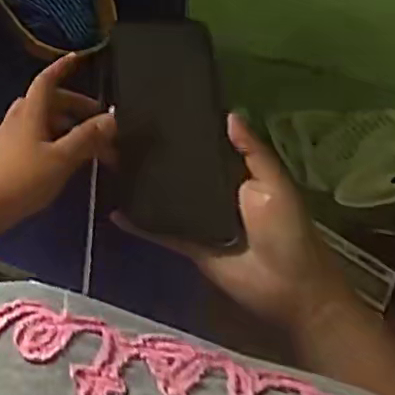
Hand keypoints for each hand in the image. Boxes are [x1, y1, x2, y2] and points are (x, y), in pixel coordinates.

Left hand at [0, 53, 116, 240]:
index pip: (47, 80)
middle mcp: (19, 117)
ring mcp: (10, 135)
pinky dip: (57, 141)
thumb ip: (85, 138)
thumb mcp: (60, 159)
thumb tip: (111, 117)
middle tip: (102, 123)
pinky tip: (68, 162)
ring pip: (44, 121)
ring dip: (69, 128)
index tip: (78, 58)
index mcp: (30, 111)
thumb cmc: (20, 179)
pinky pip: (37, 137)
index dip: (62, 68)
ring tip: (93, 150)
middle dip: (76, 107)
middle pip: (49, 102)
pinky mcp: (7, 154)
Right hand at [115, 113, 358, 333]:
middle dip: (145, 151)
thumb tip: (229, 112)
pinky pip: (154, 229)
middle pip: (171, 167)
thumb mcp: (277, 185)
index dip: (176, 127)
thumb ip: (254, 152)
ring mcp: (191, 217)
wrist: (292, 290)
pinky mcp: (183, 242)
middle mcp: (206, 191)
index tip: (146, 104)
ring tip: (103, 157)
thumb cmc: (288, 232)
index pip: (197, 145)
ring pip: (157, 194)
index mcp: (227, 173)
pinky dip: (135, 222)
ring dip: (135, 181)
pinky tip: (113, 209)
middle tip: (111, 128)